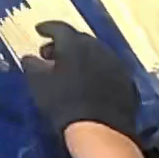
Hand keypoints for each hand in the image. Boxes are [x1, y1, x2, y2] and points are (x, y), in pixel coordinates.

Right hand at [19, 21, 139, 140]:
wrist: (99, 130)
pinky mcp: (128, 83)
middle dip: (64, 43)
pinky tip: (86, 82)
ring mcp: (117, 66)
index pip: (60, 28)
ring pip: (96, 53)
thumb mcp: (37, 82)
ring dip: (81, 56)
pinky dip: (94, 69)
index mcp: (75, 45)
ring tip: (67, 68)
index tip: (38, 30)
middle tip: (49, 53)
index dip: (47, 28)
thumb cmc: (61, 101)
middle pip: (80, 39)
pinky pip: (107, 68)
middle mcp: (99, 50)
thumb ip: (32, 64)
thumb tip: (31, 57)